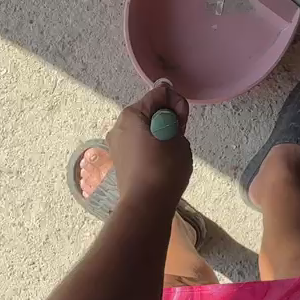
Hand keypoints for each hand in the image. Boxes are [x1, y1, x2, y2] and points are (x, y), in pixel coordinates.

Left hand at [103, 82, 192, 205]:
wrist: (146, 205)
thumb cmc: (164, 168)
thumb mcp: (177, 138)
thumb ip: (173, 118)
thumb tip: (165, 110)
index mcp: (131, 114)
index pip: (160, 94)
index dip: (177, 104)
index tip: (182, 123)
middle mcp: (119, 125)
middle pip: (150, 110)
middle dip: (168, 119)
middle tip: (178, 138)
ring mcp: (117, 144)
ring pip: (146, 128)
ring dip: (161, 133)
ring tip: (171, 152)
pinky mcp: (120, 160)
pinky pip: (140, 143)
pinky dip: (152, 146)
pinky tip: (161, 162)